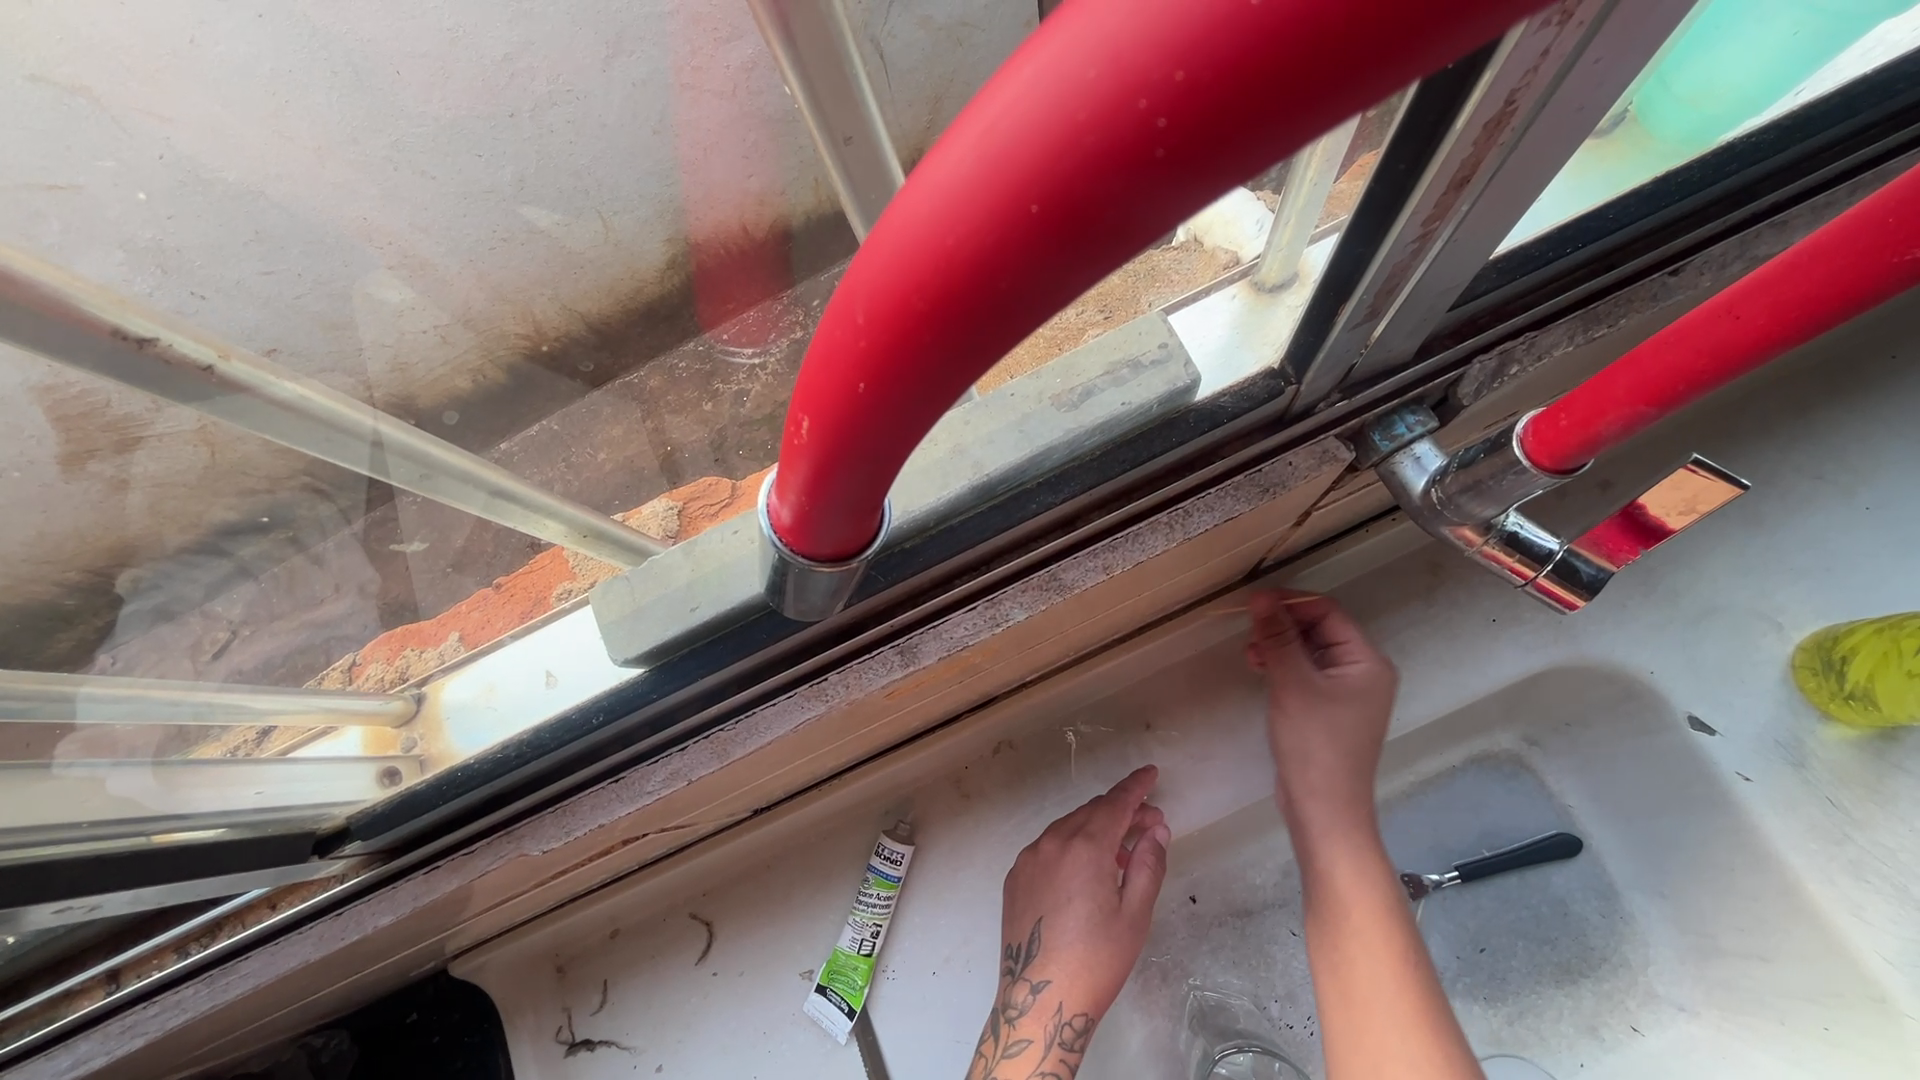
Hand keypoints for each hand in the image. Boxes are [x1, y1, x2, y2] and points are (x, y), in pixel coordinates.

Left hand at [967, 766, 1168, 1079]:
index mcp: (1084, 847)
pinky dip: (1072, 846)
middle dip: (1122, 812)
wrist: (1040, 999)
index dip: (1136, 787)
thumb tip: (1155, 830)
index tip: (1151, 774)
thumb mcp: (1135, 914)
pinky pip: (1049, 846)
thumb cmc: (1096, 960)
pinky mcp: (1015, 876)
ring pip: (1068, 827)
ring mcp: (1028, 858)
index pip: (1115, 803)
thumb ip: (1148, 864)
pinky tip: (1087, 872)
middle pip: (1091, 812)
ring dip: (1097, 829)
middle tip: (1150, 827)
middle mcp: (1051, 842)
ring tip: (1122, 854)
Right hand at [1245, 591, 1396, 841]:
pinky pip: (1305, 674)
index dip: (1290, 602)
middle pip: (1318, 630)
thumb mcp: (1292, 683)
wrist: (1323, 808)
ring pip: (1308, 651)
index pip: (1327, 613)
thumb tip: (1261, 597)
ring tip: (1251, 656)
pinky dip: (1282, 666)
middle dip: (1281, 626)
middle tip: (1248, 634)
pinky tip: (1261, 671)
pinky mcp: (1329, 710)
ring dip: (1278, 646)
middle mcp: (1362, 672)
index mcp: (1366, 661)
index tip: (1251, 604)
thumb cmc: (1314, 743)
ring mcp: (1347, 693)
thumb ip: (1277, 637)